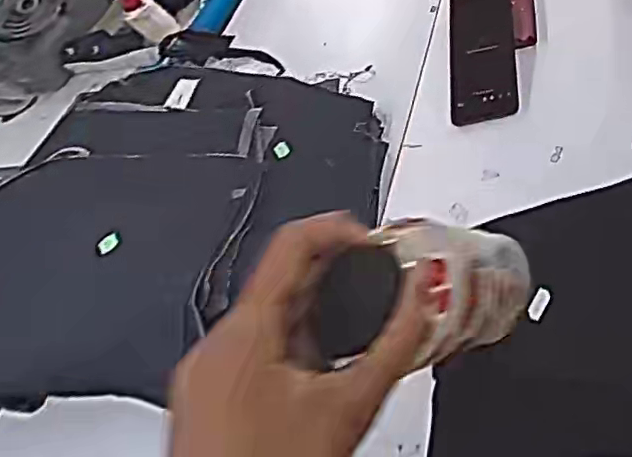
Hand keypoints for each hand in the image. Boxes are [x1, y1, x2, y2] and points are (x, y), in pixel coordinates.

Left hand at [169, 213, 432, 456]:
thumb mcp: (353, 403)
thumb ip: (400, 336)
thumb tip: (426, 286)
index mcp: (241, 333)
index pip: (294, 239)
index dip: (341, 227)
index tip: (374, 240)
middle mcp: (214, 347)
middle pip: (284, 274)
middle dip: (338, 270)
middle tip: (379, 276)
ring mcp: (204, 374)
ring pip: (270, 310)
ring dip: (319, 304)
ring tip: (359, 321)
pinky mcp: (205, 398)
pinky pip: (254, 343)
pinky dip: (296, 337)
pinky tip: (323, 363)